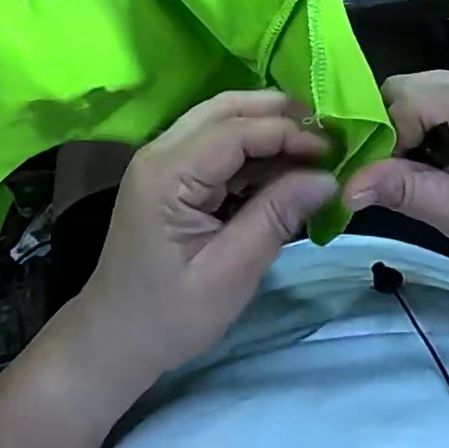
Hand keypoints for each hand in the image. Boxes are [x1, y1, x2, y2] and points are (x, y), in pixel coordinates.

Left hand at [56, 90, 337, 388]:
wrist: (114, 337)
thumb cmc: (169, 315)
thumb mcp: (230, 272)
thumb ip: (276, 217)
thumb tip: (327, 177)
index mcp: (167, 173)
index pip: (234, 130)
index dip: (287, 132)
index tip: (334, 148)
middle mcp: (159, 152)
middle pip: (223, 110)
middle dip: (277, 114)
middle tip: (327, 132)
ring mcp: (161, 161)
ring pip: (219, 122)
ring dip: (265, 129)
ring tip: (314, 148)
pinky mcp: (169, 176)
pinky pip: (214, 147)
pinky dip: (250, 152)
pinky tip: (282, 168)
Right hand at [342, 71, 448, 294]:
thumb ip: (408, 192)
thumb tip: (347, 185)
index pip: (414, 100)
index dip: (386, 136)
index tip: (381, 179)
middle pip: (405, 87)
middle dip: (386, 129)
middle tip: (391, 175)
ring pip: (406, 91)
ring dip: (395, 130)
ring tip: (409, 170)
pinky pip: (419, 101)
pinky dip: (408, 130)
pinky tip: (422, 161)